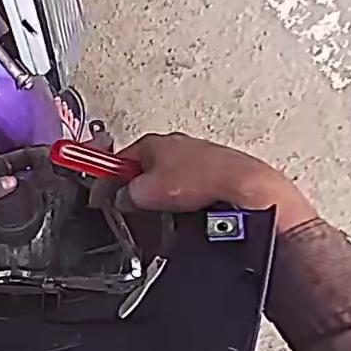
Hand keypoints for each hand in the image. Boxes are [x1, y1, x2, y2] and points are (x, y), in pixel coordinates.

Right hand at [119, 133, 318, 232]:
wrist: (244, 187)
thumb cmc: (202, 180)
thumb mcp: (146, 193)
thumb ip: (126, 193)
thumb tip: (123, 198)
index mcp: (153, 142)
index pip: (120, 158)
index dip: (110, 177)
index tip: (106, 191)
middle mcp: (175, 143)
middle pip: (145, 166)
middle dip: (139, 186)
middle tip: (137, 204)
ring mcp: (196, 154)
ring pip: (169, 175)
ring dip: (165, 191)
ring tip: (168, 208)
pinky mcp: (214, 169)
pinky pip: (190, 184)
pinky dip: (187, 195)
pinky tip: (189, 208)